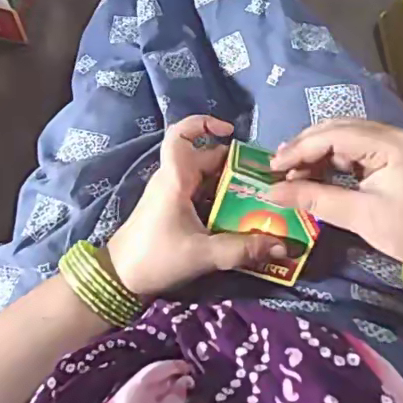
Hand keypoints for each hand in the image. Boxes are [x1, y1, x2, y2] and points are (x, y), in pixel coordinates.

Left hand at [106, 115, 286, 296]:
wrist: (120, 278)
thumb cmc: (155, 257)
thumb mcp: (202, 255)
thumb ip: (242, 250)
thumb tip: (282, 246)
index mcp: (175, 178)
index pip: (181, 135)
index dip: (204, 124)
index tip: (230, 131)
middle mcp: (174, 180)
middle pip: (206, 158)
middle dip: (236, 165)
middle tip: (264, 180)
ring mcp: (172, 194)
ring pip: (206, 178)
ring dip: (230, 185)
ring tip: (260, 198)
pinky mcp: (174, 210)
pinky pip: (202, 194)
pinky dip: (221, 199)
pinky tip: (241, 216)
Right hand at [267, 119, 402, 278]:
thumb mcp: (358, 216)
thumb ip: (314, 199)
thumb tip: (271, 192)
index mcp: (389, 144)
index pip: (334, 135)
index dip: (300, 148)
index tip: (273, 167)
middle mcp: (388, 135)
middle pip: (334, 129)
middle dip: (303, 147)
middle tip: (276, 168)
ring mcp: (387, 143)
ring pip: (338, 137)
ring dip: (312, 152)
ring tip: (288, 172)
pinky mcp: (383, 156)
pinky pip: (347, 149)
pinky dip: (326, 160)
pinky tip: (309, 173)